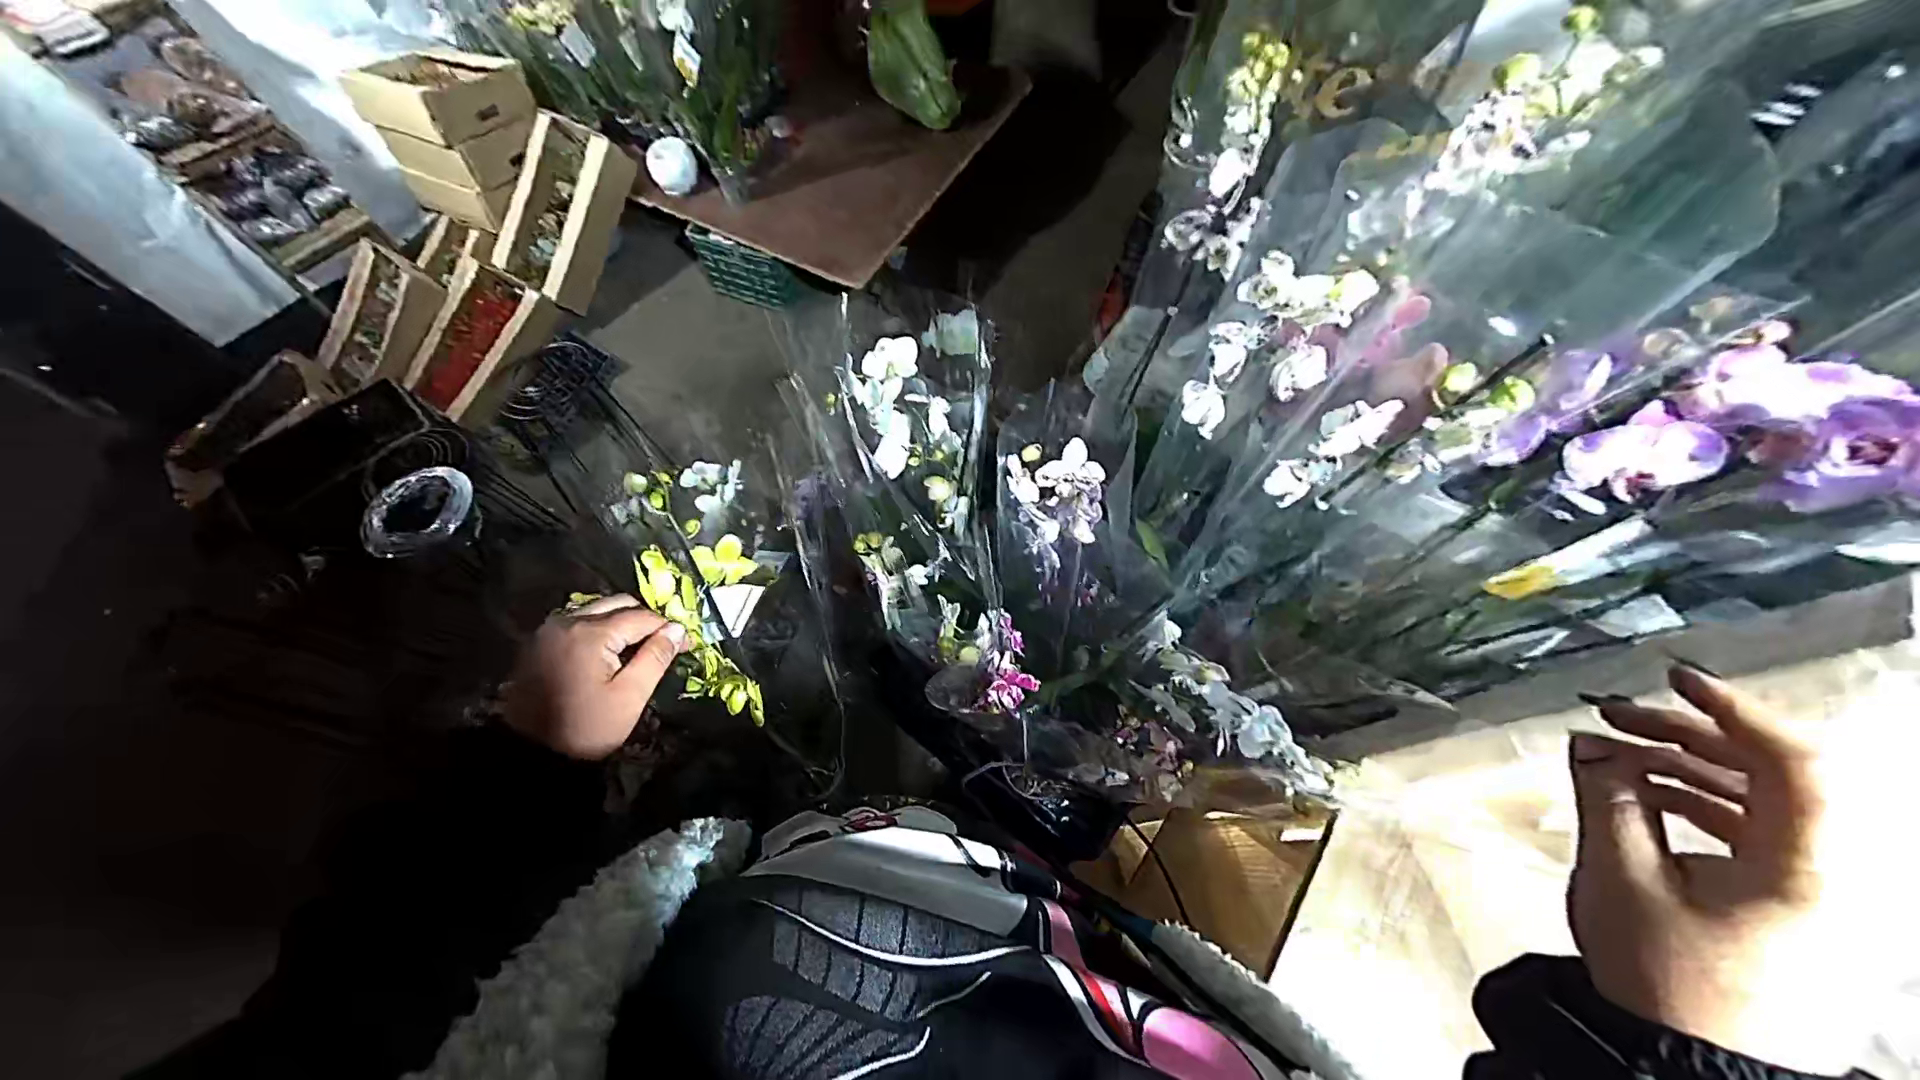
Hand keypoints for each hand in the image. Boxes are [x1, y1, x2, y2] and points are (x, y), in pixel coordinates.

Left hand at [502, 594, 687, 759]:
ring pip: (597, 609)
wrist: (529, 754)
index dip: (669, 629)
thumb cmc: (586, 727)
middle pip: (619, 604)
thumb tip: (677, 629)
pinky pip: (578, 621)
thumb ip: (656, 657)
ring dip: (622, 621)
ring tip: (639, 646)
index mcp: (591, 633)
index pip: (642, 617)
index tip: (687, 645)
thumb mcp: (630, 696)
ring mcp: (548, 631)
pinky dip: (600, 628)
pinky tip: (610, 649)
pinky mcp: (538, 643)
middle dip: (646, 620)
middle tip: (664, 642)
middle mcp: (567, 622)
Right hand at [1569, 663, 1887, 1073]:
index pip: (1799, 766)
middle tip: (1616, 715)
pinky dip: (1695, 799)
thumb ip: (1606, 799)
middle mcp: (1832, 878)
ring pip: (1762, 799)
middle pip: (1776, 775)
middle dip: (1690, 734)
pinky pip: (1753, 828)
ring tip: (1615, 752)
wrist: (1694, 1064)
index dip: (1739, 711)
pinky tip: (1641, 794)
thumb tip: (1588, 742)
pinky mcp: (1792, 903)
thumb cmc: (1665, 978)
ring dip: (1686, 766)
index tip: (1677, 679)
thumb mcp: (1620, 879)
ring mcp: (1817, 892)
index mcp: (1806, 874)